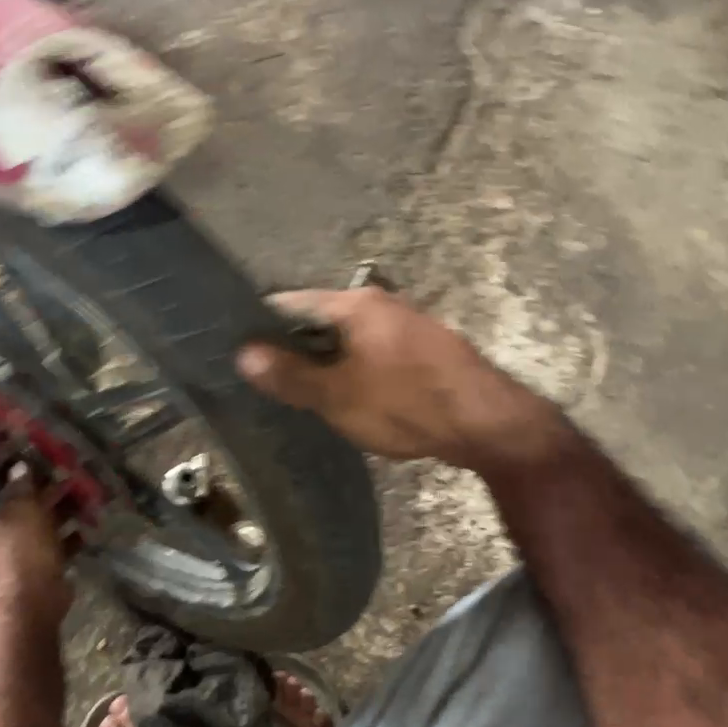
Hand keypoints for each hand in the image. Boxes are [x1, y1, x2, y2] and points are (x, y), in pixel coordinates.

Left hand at [0, 463, 72, 619]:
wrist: (37, 594)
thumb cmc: (22, 543)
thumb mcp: (23, 505)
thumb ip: (21, 483)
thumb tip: (18, 466)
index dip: (9, 473)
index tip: (30, 461)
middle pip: (17, 507)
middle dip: (43, 493)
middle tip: (65, 477)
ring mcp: (13, 554)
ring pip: (38, 526)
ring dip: (60, 513)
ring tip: (83, 498)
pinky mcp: (34, 567)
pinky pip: (51, 546)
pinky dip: (67, 538)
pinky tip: (85, 527)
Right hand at [239, 289, 569, 472]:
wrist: (488, 424)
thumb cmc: (406, 404)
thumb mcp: (338, 395)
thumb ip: (290, 375)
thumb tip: (243, 353)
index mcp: (356, 304)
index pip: (291, 302)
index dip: (261, 326)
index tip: (239, 351)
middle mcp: (381, 304)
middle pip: (321, 320)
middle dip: (293, 348)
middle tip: (266, 381)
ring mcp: (407, 325)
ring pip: (348, 339)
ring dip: (325, 362)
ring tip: (301, 394)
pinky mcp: (423, 351)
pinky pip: (372, 354)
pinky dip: (353, 370)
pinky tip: (347, 398)